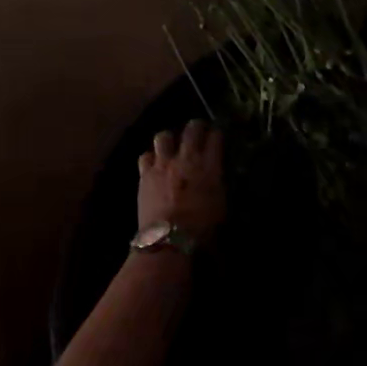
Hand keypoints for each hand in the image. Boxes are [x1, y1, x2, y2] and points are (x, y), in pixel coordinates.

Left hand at [136, 120, 224, 238]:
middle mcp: (186, 158)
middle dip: (196, 127)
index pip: (215, 137)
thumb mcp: (221, 202)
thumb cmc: (202, 227)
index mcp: (209, 166)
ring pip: (163, 136)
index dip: (217, 132)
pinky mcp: (145, 174)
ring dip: (169, 138)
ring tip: (171, 145)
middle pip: (192, 129)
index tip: (218, 134)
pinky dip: (151, 157)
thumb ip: (218, 181)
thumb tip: (216, 173)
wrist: (170, 239)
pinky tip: (154, 164)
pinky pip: (146, 155)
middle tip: (198, 131)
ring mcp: (163, 164)